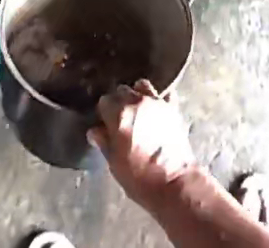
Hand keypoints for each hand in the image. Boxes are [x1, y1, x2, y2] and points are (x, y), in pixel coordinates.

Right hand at [88, 80, 200, 207]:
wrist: (173, 183)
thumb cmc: (139, 178)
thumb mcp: (115, 164)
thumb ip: (104, 142)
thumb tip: (94, 130)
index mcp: (119, 115)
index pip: (104, 101)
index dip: (104, 113)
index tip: (106, 124)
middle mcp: (136, 102)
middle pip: (122, 90)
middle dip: (119, 101)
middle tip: (122, 119)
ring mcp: (156, 102)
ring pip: (142, 86)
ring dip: (138, 94)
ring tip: (139, 110)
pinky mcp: (172, 107)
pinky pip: (164, 93)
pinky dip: (160, 98)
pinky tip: (158, 109)